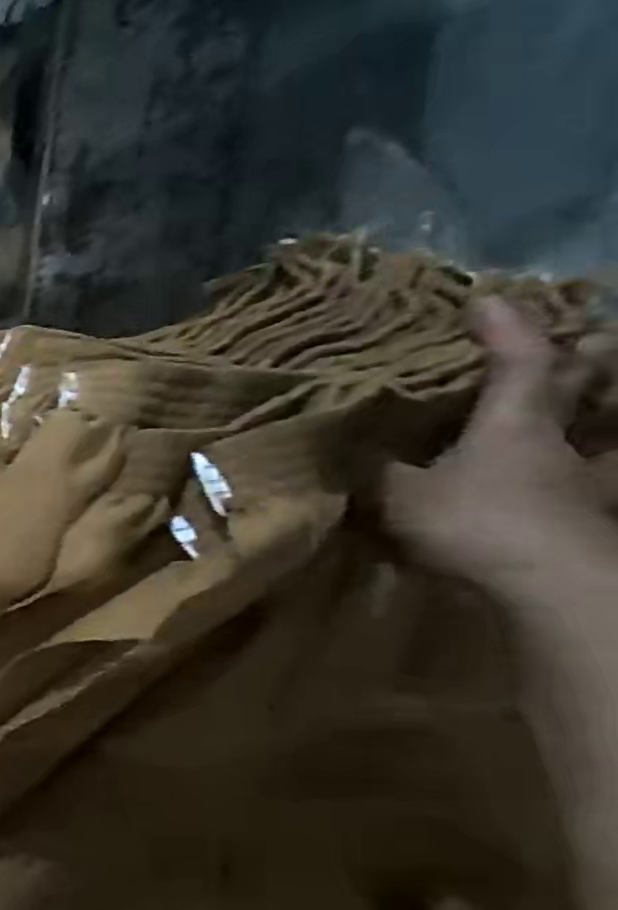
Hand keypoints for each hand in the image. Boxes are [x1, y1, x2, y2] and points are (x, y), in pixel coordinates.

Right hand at [384, 297, 616, 592]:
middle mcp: (561, 440)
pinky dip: (583, 459)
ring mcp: (585, 478)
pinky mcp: (589, 513)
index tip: (487, 300)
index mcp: (516, 424)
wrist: (553, 586)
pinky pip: (590, 470)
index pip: (520, 361)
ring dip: (596, 404)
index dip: (506, 329)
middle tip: (577, 333)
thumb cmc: (474, 524)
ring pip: (601, 425)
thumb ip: (371, 467)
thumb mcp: (398, 495)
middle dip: (579, 355)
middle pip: (585, 384)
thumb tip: (340, 441)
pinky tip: (563, 469)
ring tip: (581, 395)